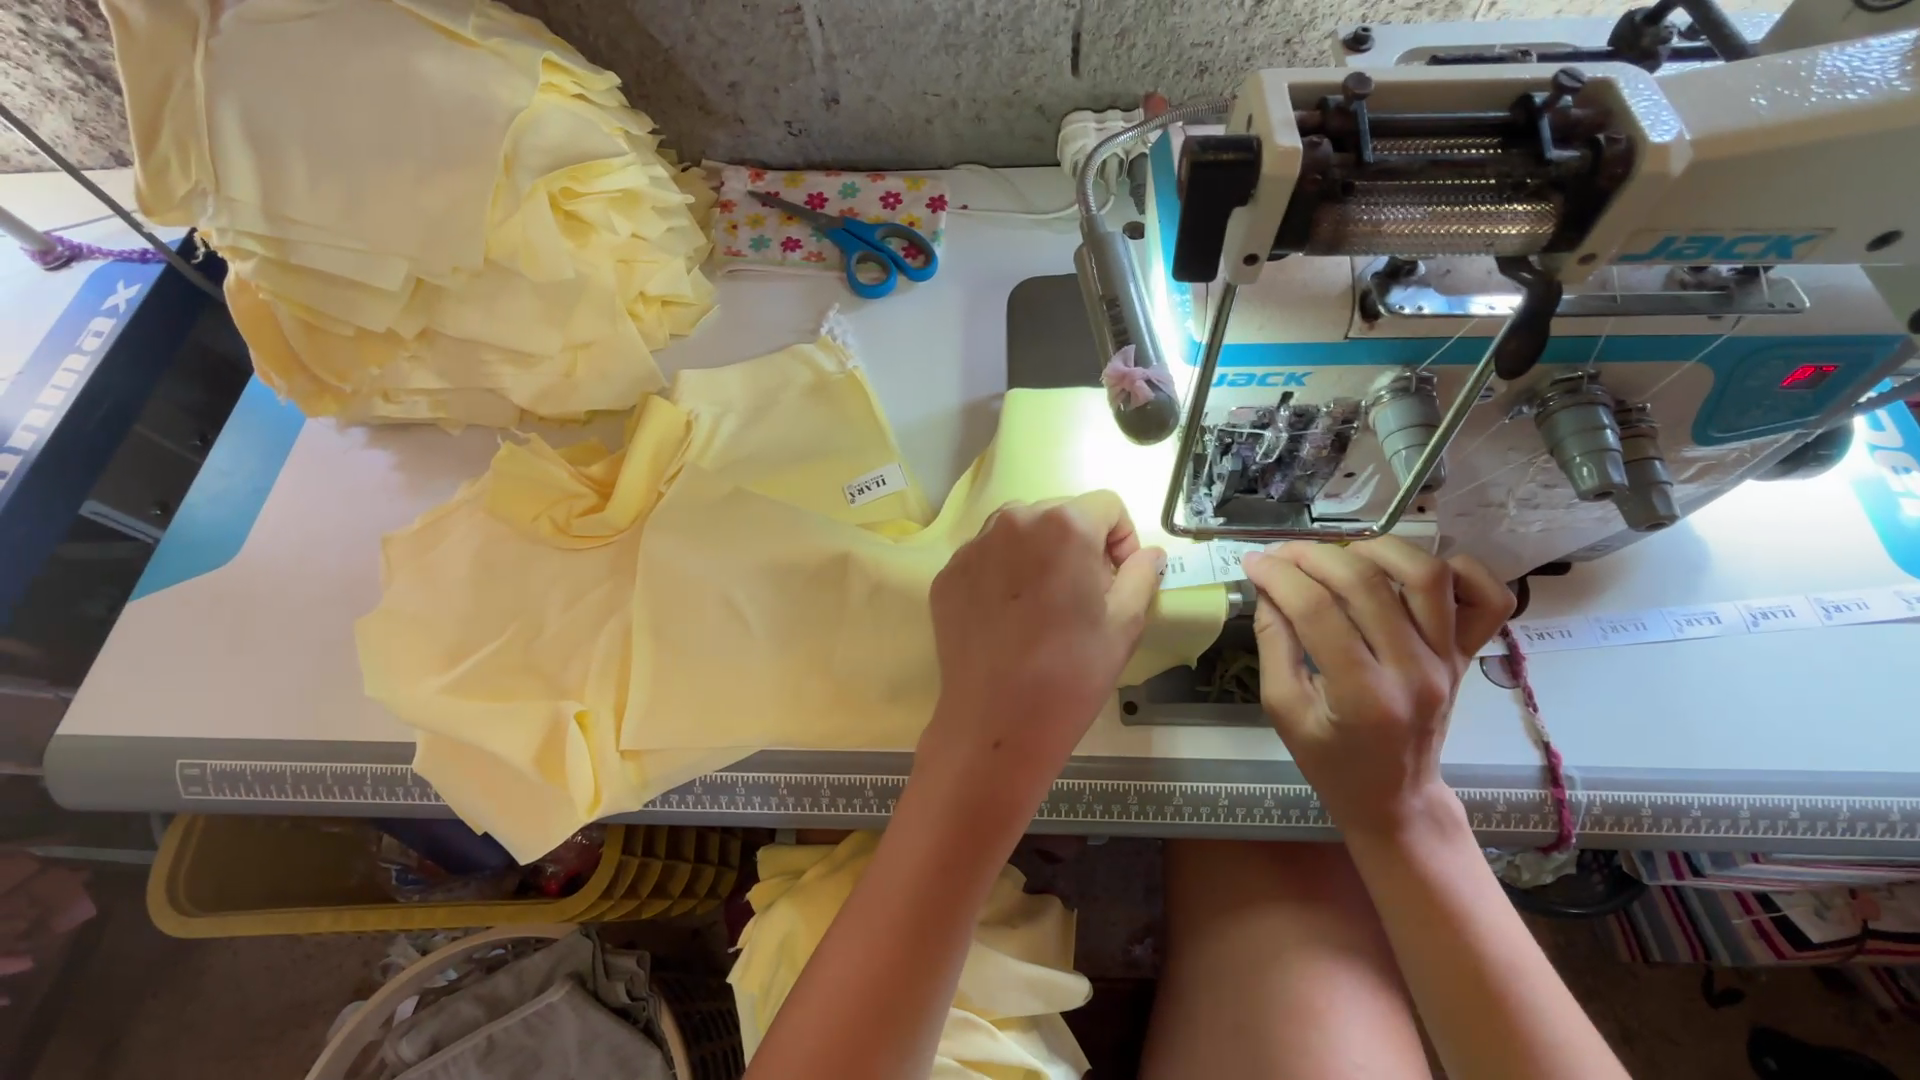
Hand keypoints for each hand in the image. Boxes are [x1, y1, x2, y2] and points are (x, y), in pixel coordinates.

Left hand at [920, 492, 1165, 790]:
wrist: (996, 720)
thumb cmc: (1071, 671)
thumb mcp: (1125, 623)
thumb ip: (1141, 574)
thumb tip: (1148, 554)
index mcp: (1064, 525)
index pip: (1107, 507)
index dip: (1121, 541)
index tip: (1118, 581)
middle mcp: (1014, 521)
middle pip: (1060, 514)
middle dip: (1079, 545)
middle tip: (1081, 598)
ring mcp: (974, 547)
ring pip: (1019, 533)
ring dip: (1038, 555)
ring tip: (1042, 607)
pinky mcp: (947, 574)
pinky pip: (986, 559)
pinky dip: (1002, 576)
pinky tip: (1007, 620)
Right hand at [1240, 538, 1513, 837]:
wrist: (1394, 796)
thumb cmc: (1330, 760)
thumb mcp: (1284, 710)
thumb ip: (1274, 643)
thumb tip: (1269, 585)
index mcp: (1363, 696)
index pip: (1317, 611)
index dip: (1279, 576)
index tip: (1253, 562)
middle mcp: (1414, 671)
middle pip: (1366, 584)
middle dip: (1314, 556)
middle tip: (1283, 555)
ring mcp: (1448, 659)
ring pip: (1426, 576)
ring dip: (1378, 549)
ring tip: (1342, 553)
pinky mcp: (1466, 654)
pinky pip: (1486, 596)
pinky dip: (1458, 568)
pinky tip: (1411, 571)